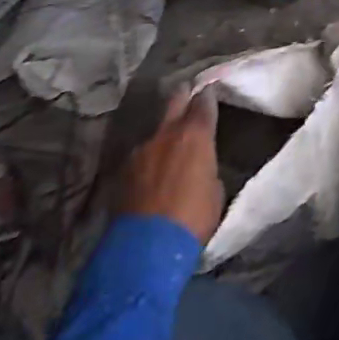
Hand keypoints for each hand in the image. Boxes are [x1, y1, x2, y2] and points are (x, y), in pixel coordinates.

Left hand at [116, 87, 223, 243]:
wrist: (147, 248)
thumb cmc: (193, 219)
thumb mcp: (215, 191)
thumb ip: (208, 168)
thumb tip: (200, 165)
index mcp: (196, 135)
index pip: (204, 102)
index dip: (209, 95)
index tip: (212, 91)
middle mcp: (167, 133)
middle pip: (175, 100)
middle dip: (184, 96)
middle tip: (190, 95)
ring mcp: (142, 149)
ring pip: (156, 130)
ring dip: (165, 133)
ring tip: (170, 145)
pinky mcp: (123, 169)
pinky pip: (141, 154)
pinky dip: (149, 157)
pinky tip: (151, 172)